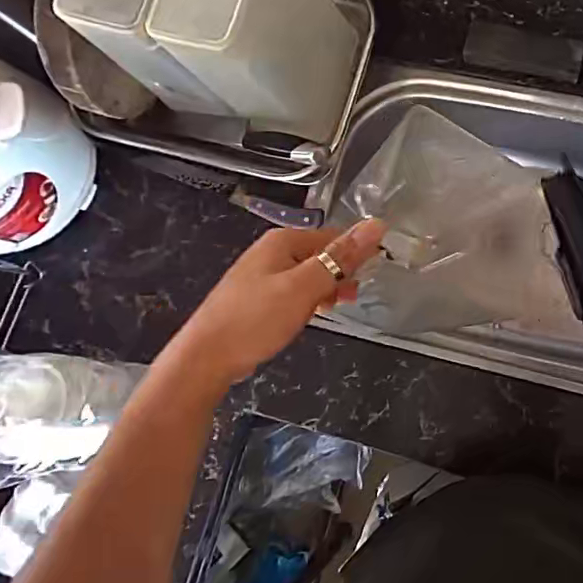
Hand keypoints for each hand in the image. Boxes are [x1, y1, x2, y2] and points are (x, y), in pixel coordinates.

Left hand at [163, 219, 385, 388]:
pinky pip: (294, 291)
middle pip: (321, 254)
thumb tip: (376, 225)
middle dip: (341, 273)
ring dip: (326, 289)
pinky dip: (308, 301)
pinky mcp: (258, 298)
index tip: (373, 274)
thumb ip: (341, 257)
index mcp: (283, 241)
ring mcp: (262, 275)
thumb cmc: (257, 319)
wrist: (207, 357)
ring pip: (308, 275)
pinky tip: (312, 315)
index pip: (333, 236)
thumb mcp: (305, 286)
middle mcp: (272, 252)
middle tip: (352, 297)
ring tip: (335, 308)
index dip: (356, 253)